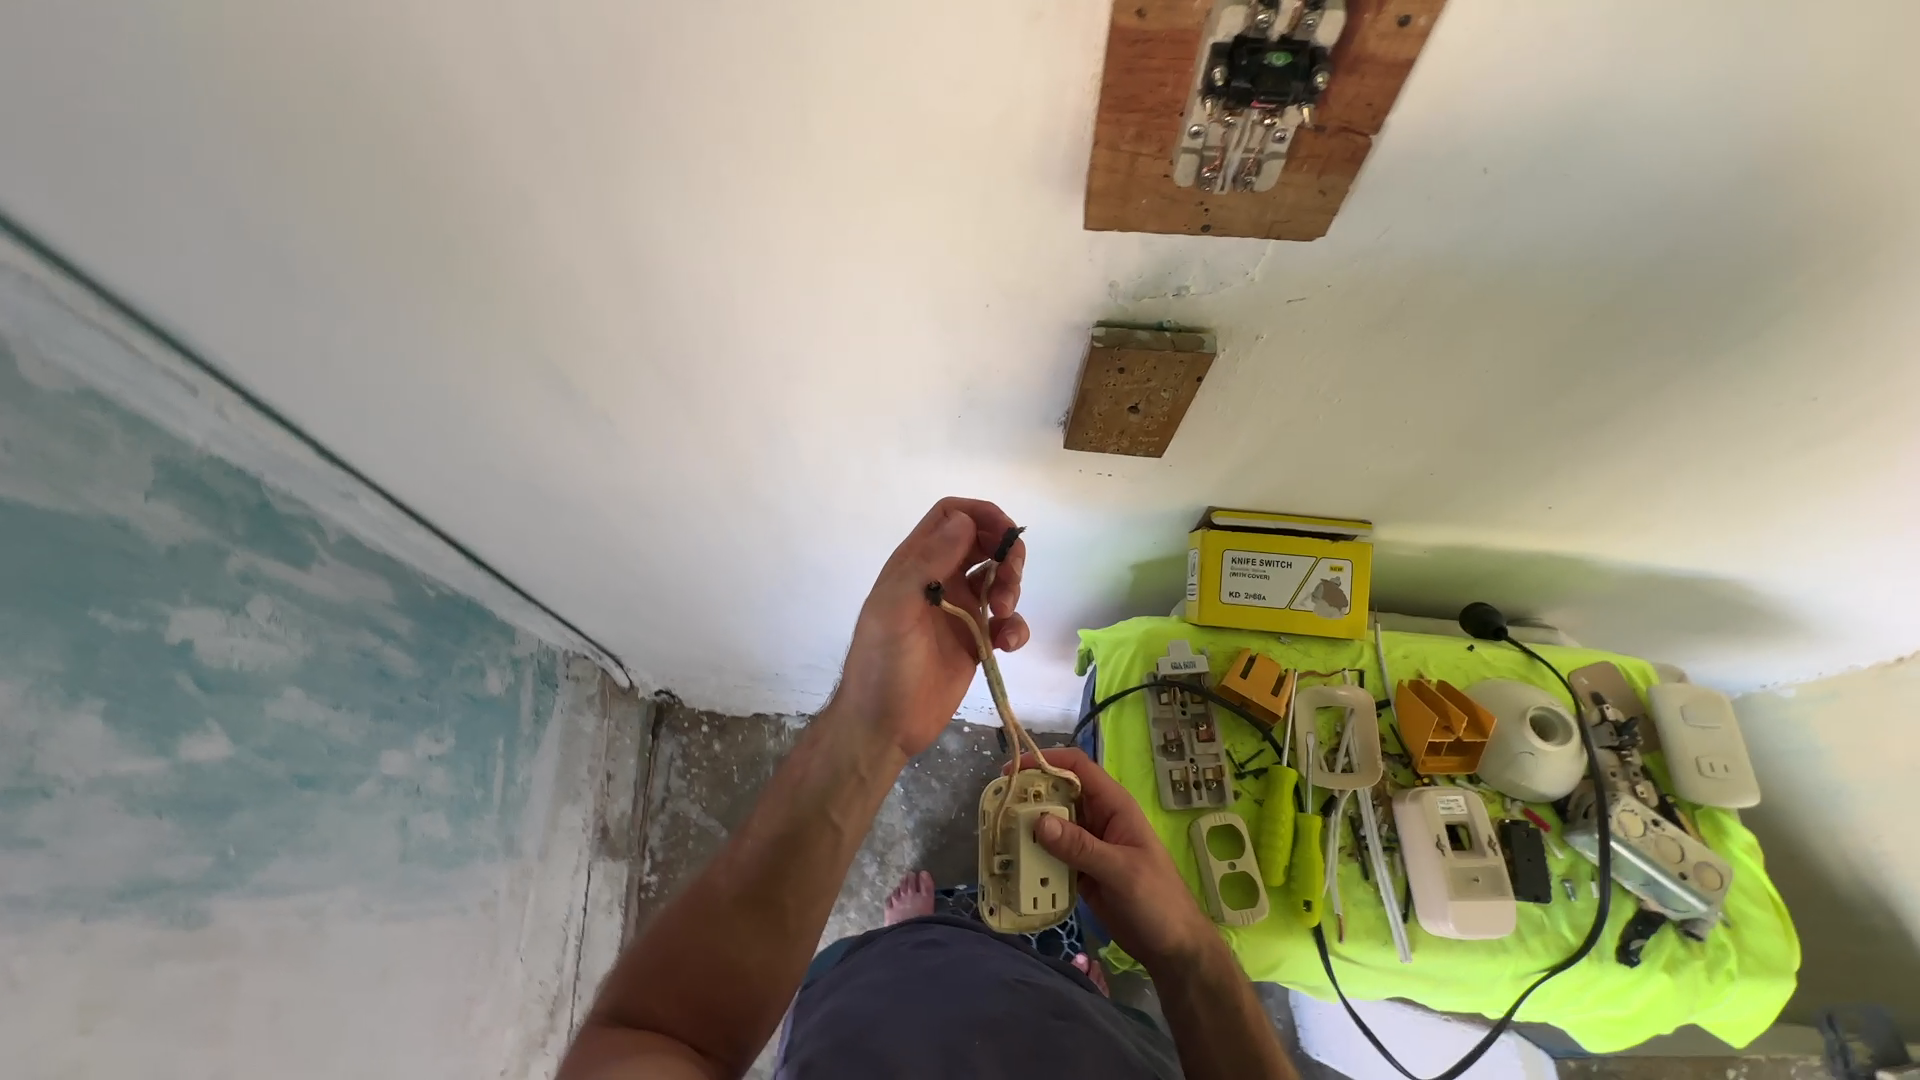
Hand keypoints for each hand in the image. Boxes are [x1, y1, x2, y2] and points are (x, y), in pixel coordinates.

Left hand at [827, 498, 1029, 758]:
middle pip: (984, 544)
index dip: (982, 515)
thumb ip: (928, 562)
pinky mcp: (976, 641)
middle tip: (1010, 581)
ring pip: (999, 580)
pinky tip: (1008, 645)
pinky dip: (1015, 627)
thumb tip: (965, 521)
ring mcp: (959, 610)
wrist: (884, 725)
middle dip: (1006, 554)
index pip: (952, 516)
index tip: (1007, 536)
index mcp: (916, 563)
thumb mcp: (896, 607)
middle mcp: (939, 579)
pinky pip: (1006, 621)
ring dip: (1012, 589)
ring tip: (1003, 616)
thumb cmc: (883, 664)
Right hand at [1016, 748, 1218, 972]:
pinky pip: (1052, 853)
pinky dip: (1034, 855)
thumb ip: (1081, 847)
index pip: (1078, 768)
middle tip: (998, 807)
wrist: (1173, 948)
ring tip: (998, 834)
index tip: (1014, 769)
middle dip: (1030, 796)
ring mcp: (1088, 844)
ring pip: (1052, 824)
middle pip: (1059, 794)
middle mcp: (1098, 818)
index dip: (1047, 761)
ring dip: (1028, 827)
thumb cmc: (1158, 901)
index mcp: (1114, 805)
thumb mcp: (1121, 871)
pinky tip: (1014, 863)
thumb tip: (1038, 821)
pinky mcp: (1080, 870)